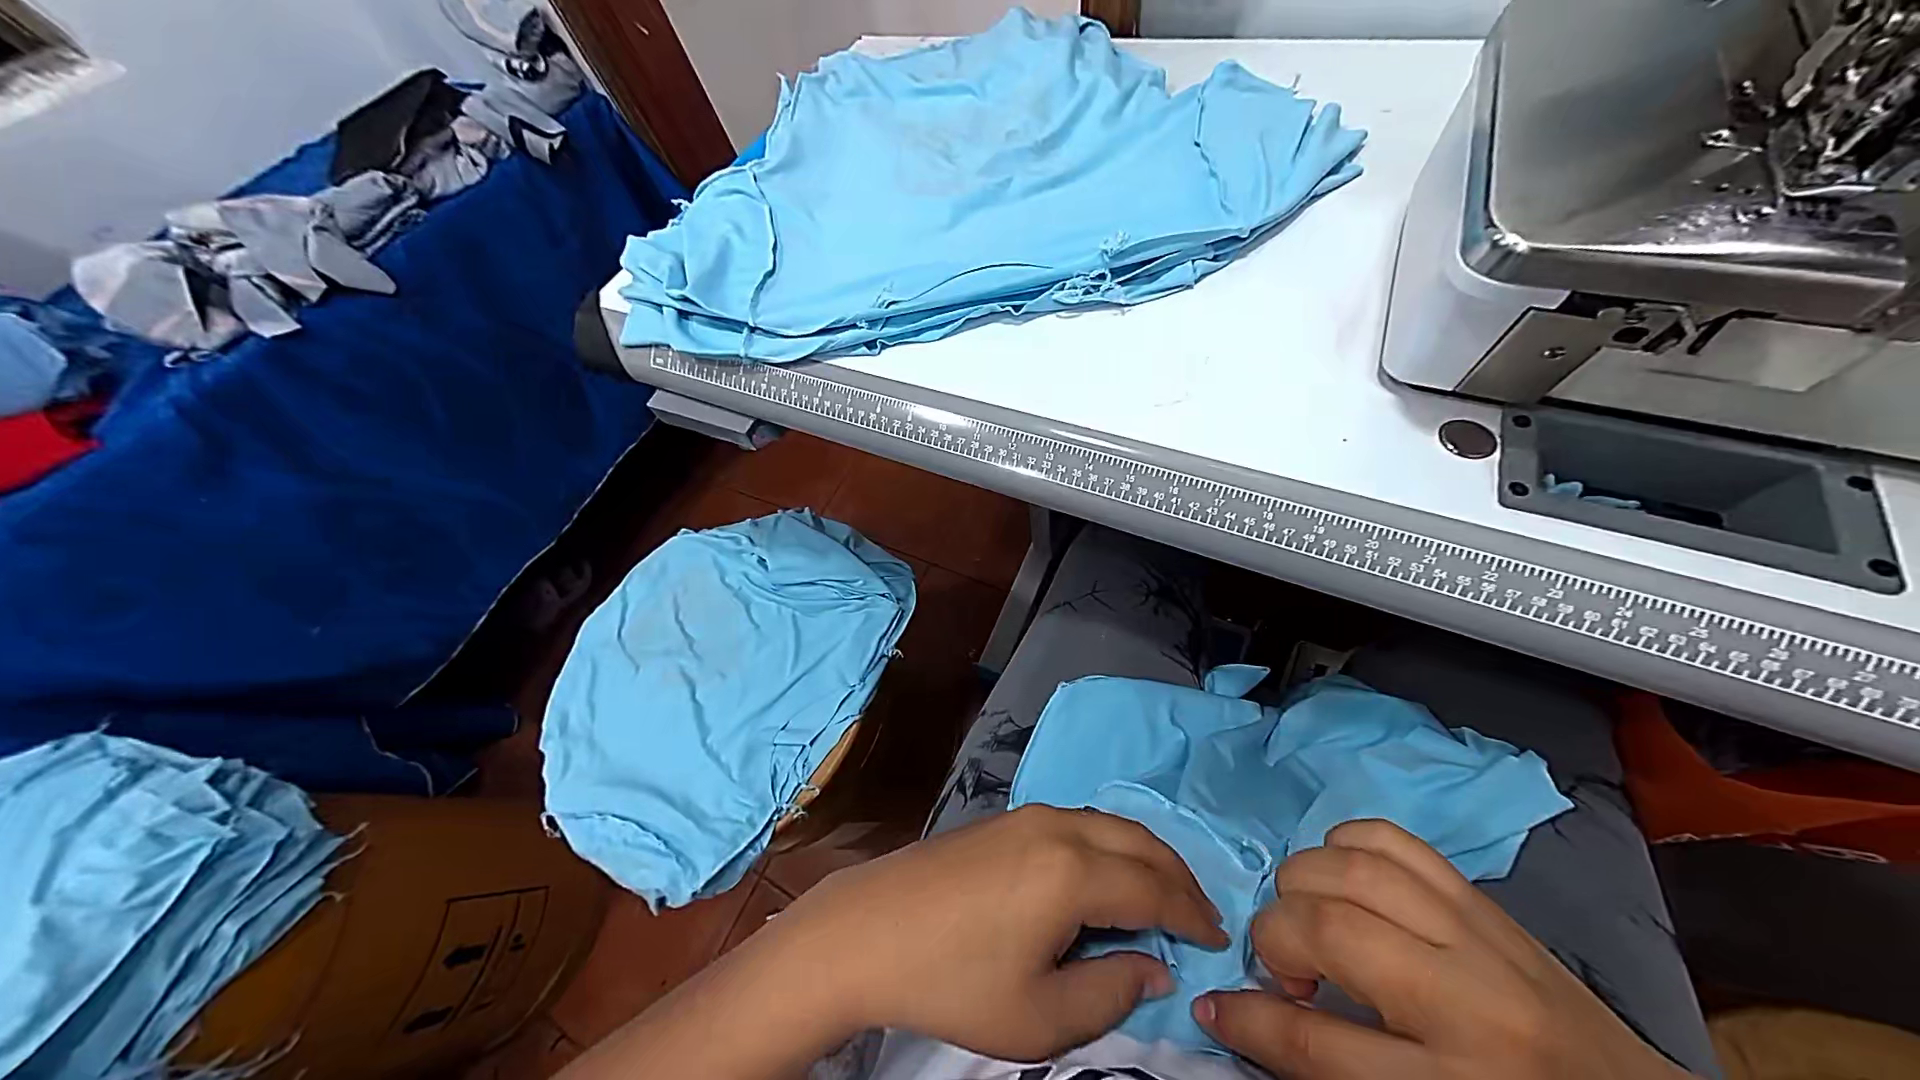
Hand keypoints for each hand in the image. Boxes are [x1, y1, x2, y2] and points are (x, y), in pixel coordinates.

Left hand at [765, 803, 1228, 1061]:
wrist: (867, 929)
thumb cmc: (953, 981)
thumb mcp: (1039, 1016)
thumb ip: (1110, 992)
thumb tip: (1154, 968)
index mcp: (1071, 872)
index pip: (1154, 889)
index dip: (1193, 916)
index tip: (1217, 941)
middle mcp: (1057, 828)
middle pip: (1139, 842)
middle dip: (1178, 877)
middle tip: (1200, 916)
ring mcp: (1027, 815)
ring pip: (1109, 824)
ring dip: (1144, 855)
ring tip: (1162, 896)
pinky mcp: (1005, 816)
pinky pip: (1079, 822)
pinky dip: (1110, 844)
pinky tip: (1106, 876)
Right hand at [1195, 820, 1688, 1079]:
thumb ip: (1327, 1064)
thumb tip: (1236, 1012)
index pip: (1315, 1043)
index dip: (1248, 1018)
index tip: (1212, 1004)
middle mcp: (1469, 1001)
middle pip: (1329, 929)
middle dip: (1275, 938)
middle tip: (1286, 970)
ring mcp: (1479, 933)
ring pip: (1354, 868)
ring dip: (1302, 885)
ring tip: (1307, 919)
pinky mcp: (1481, 898)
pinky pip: (1393, 839)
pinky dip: (1345, 846)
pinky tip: (1341, 878)